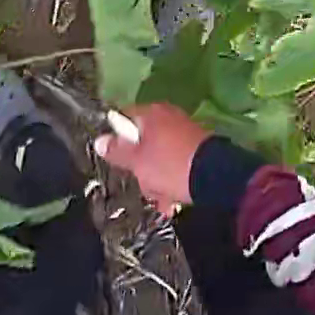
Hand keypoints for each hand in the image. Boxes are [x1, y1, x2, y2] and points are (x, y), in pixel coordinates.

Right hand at [92, 103, 210, 210]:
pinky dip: (172, 179)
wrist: (215, 175)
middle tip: (143, 184)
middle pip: (141, 141)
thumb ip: (117, 151)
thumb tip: (99, 140)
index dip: (117, 139)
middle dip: (141, 168)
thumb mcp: (138, 162)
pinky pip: (174, 162)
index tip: (117, 159)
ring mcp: (183, 131)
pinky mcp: (195, 147)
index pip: (124, 118)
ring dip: (156, 180)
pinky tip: (173, 200)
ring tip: (163, 200)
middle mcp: (167, 116)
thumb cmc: (170, 165)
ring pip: (158, 155)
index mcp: (151, 114)